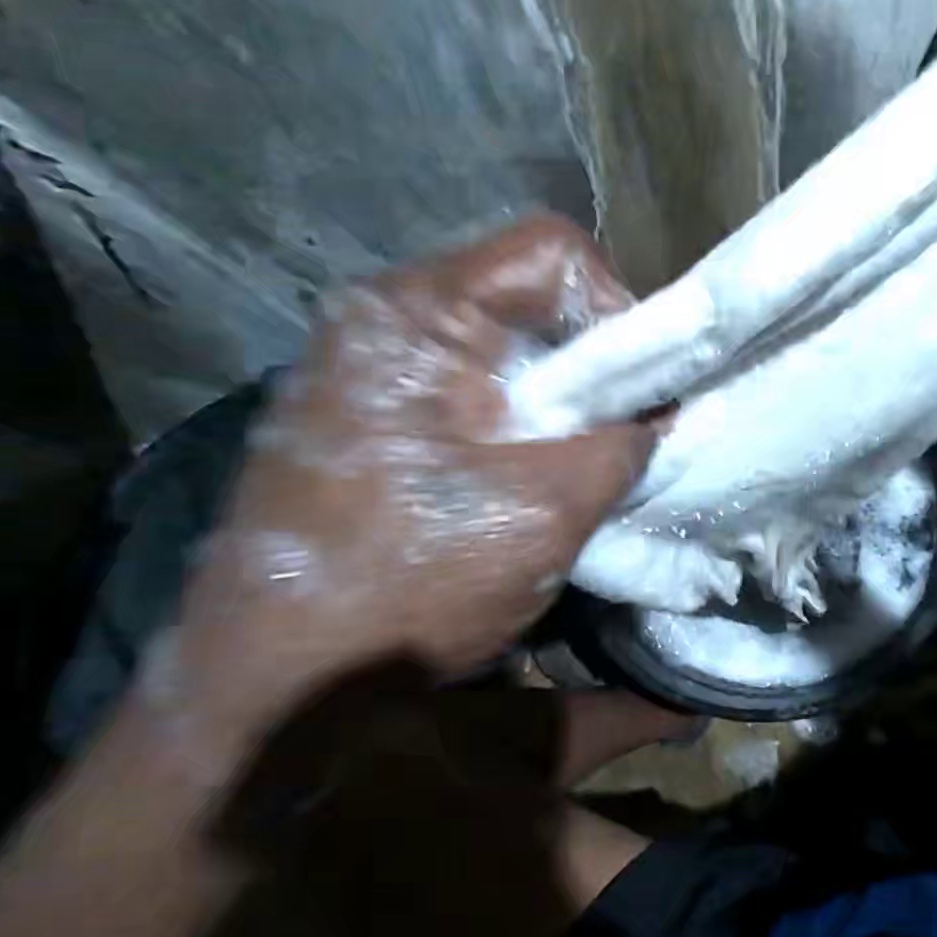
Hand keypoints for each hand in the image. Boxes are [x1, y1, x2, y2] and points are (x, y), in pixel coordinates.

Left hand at [158, 215, 655, 748]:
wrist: (273, 686)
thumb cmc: (410, 584)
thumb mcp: (548, 509)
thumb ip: (623, 445)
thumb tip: (663, 414)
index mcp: (420, 314)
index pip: (552, 250)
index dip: (616, 302)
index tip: (638, 382)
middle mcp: (383, 319)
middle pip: (527, 294)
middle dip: (590, 355)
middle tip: (620, 421)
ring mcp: (364, 365)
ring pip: (501, 342)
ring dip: (556, 390)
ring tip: (580, 451)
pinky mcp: (365, 412)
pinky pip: (467, 382)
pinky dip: (517, 413)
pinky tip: (527, 470)